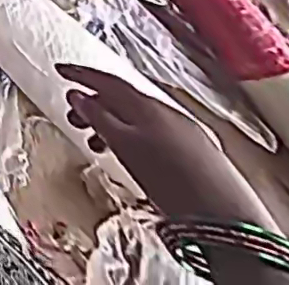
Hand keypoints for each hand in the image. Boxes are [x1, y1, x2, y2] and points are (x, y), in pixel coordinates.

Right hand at [58, 63, 273, 225]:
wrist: (229, 219)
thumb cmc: (167, 177)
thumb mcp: (122, 144)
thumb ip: (97, 116)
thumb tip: (77, 95)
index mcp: (145, 104)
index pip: (106, 79)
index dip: (80, 74)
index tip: (60, 70)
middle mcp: (167, 110)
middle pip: (123, 98)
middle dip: (94, 102)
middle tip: (73, 114)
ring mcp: (187, 130)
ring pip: (138, 116)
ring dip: (112, 122)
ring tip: (96, 140)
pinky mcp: (200, 151)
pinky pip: (155, 131)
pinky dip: (133, 134)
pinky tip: (129, 152)